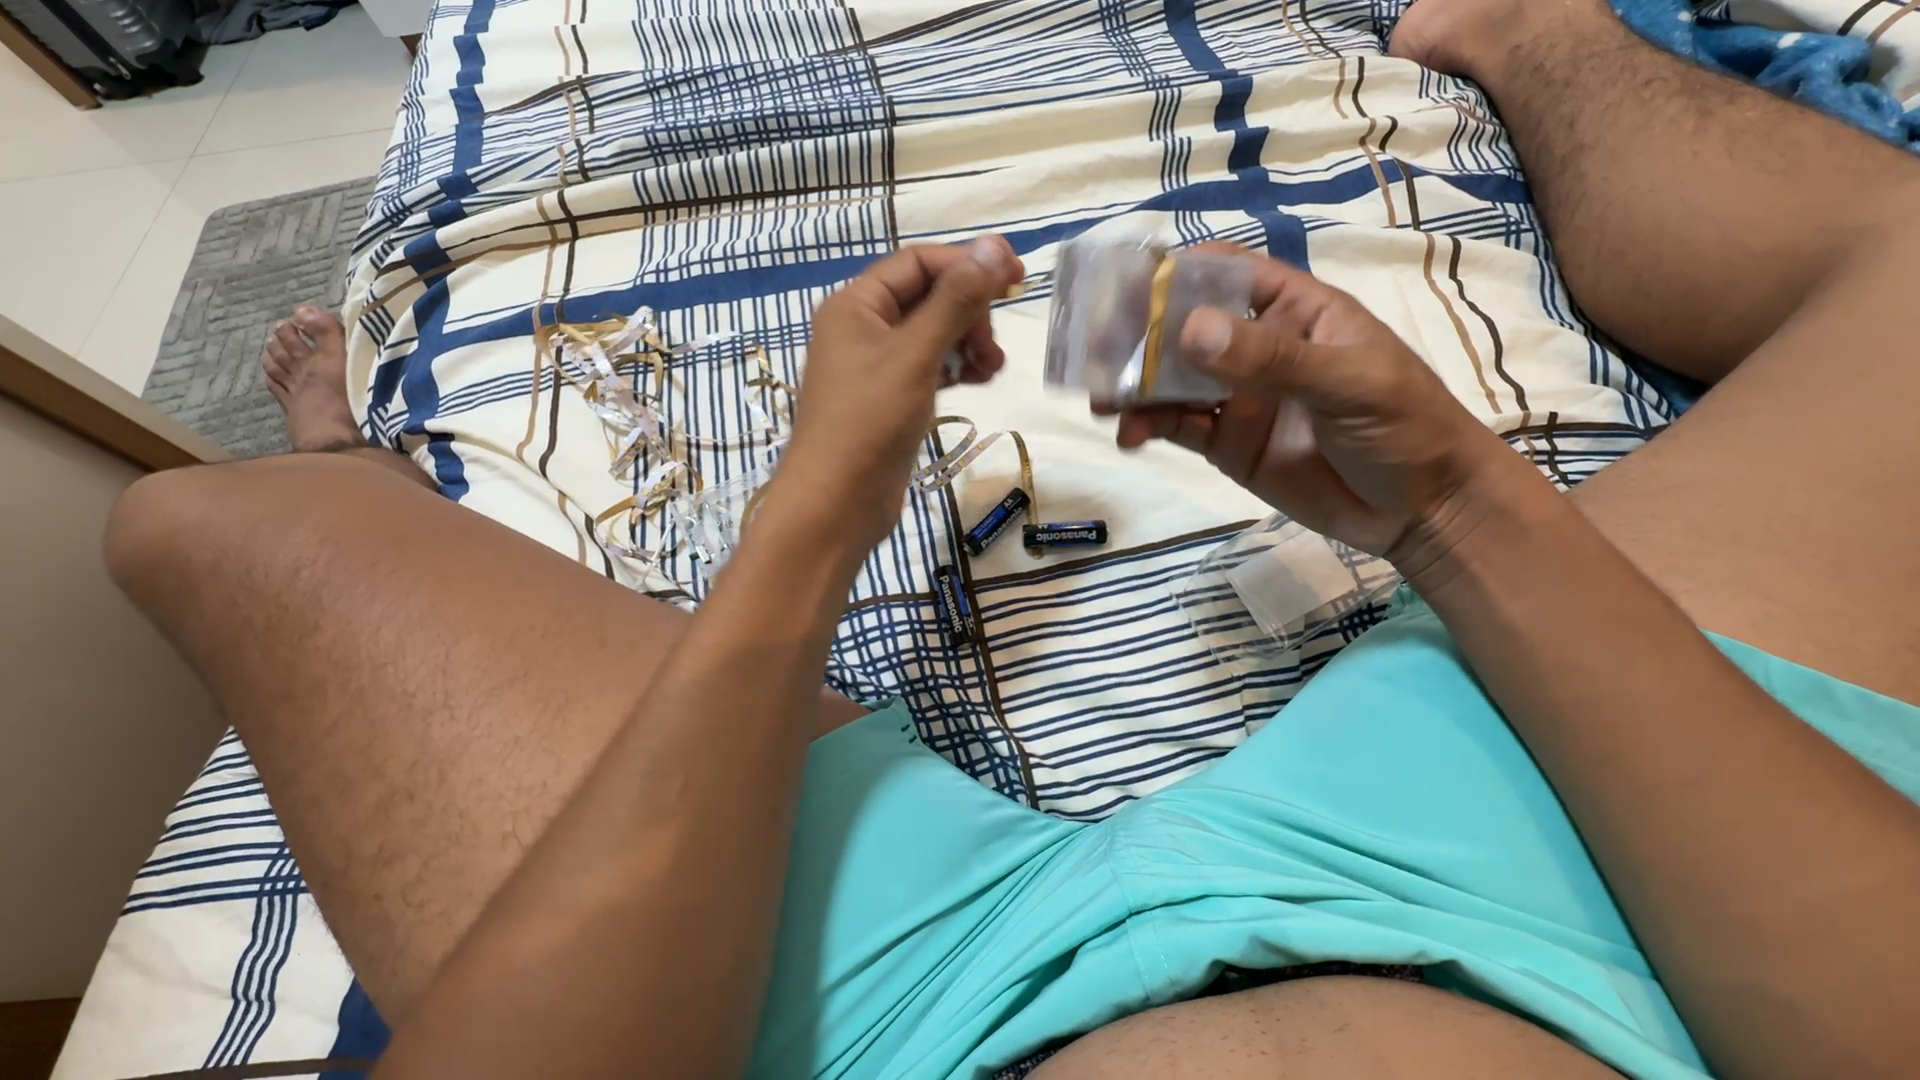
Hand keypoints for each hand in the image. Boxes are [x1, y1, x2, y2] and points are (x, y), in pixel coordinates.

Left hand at [779, 235, 1024, 550]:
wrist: (837, 503)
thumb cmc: (869, 421)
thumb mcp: (915, 354)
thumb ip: (955, 301)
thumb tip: (994, 248)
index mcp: (856, 304)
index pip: (919, 262)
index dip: (968, 263)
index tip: (1017, 278)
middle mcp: (862, 328)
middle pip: (928, 297)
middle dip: (969, 313)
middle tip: (992, 346)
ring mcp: (875, 366)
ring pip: (932, 335)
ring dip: (968, 342)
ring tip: (991, 368)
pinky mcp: (890, 399)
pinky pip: (929, 367)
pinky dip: (955, 368)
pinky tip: (978, 381)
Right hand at [1114, 248, 1527, 569]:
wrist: (1420, 511)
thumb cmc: (1405, 427)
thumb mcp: (1349, 383)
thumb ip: (1272, 360)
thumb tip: (1190, 332)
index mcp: (1293, 311)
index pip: (1228, 274)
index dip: (1180, 273)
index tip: (1129, 283)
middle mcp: (1256, 348)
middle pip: (1186, 328)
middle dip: (1140, 335)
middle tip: (1095, 347)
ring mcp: (1238, 397)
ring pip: (1173, 381)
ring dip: (1135, 386)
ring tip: (1100, 398)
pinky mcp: (1226, 443)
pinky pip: (1177, 427)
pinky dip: (1147, 427)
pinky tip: (1128, 434)